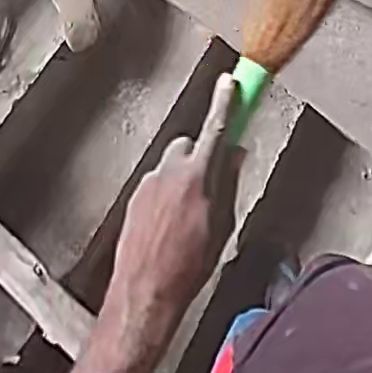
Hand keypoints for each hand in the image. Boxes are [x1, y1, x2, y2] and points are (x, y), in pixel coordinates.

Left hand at [101, 74, 237, 345]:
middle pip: (188, 144)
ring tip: (188, 219)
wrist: (144, 291)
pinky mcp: (135, 194)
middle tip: (211, 184)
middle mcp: (169, 171)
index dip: (225, 102)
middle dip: (200, 155)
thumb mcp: (223, 227)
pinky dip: (167, 194)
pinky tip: (170, 226)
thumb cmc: (188, 266)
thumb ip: (230, 184)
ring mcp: (149, 182)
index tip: (228, 81)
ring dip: (183, 178)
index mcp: (197, 177)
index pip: (216, 129)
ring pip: (172, 165)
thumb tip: (235, 155)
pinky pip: (157, 182)